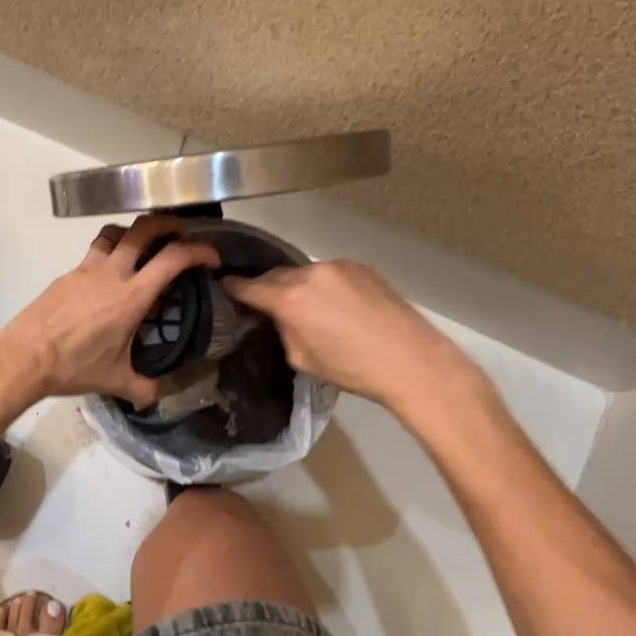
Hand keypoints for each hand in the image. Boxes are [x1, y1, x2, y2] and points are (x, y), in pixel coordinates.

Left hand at [0, 214, 219, 405]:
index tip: (211, 258)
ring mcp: (86, 269)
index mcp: (132, 296)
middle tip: (181, 233)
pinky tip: (110, 274)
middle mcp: (112, 273)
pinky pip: (94, 251)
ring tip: (144, 244)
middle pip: (145, 228)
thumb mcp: (113, 381)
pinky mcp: (67, 274)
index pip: (174, 258)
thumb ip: (141, 387)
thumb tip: (154, 397)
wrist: (24, 357)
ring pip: (115, 232)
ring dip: (134, 231)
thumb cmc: (73, 367)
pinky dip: (110, 251)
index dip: (199, 251)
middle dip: (169, 224)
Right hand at [223, 259, 488, 416]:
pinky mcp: (362, 267)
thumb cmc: (352, 368)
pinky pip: (329, 274)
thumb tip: (281, 317)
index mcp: (290, 298)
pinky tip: (332, 305)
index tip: (224, 288)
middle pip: (276, 276)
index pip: (250, 287)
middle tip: (262, 303)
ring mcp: (338, 266)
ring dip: (296, 286)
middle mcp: (310, 274)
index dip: (234, 288)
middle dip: (266, 287)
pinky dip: (322, 285)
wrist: (411, 360)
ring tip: (302, 307)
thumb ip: (284, 331)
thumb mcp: (303, 359)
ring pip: (303, 273)